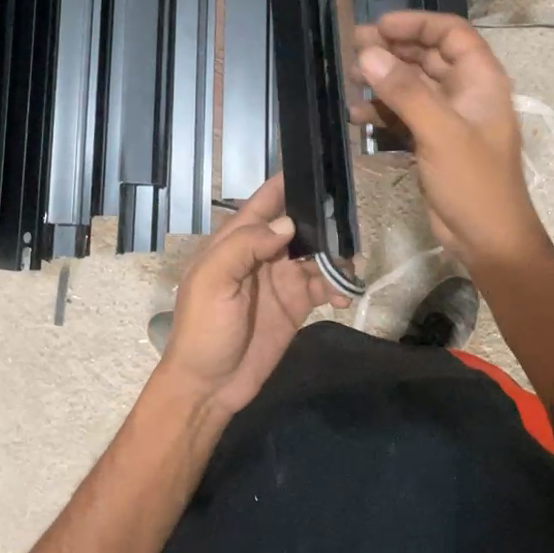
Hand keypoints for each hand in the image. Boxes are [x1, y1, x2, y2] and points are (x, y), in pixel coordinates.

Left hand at [156, 175, 346, 415]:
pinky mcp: (296, 306)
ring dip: (334, 255)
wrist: (210, 386)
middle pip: (297, 226)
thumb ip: (244, 246)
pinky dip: (337, 285)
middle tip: (350, 218)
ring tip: (350, 264)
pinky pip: (323, 286)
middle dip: (322, 219)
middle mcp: (260, 255)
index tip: (316, 166)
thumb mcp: (213, 282)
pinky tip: (344, 294)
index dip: (285, 184)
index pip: (262, 204)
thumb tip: (287, 223)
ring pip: (315, 254)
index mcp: (234, 243)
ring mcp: (280, 280)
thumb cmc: (203, 329)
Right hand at [350, 11, 550, 268]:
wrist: (488, 240)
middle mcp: (467, 93)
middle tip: (353, 51)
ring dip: (383, 81)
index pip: (450, 33)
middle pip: (428, 56)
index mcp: (481, 81)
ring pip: (413, 86)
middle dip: (392, 51)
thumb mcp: (439, 132)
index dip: (415, 24)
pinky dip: (383, 113)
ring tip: (350, 80)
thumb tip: (367, 53)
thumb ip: (404, 91)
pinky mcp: (434, 142)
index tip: (377, 27)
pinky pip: (405, 115)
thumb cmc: (473, 183)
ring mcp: (450, 119)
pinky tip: (357, 117)